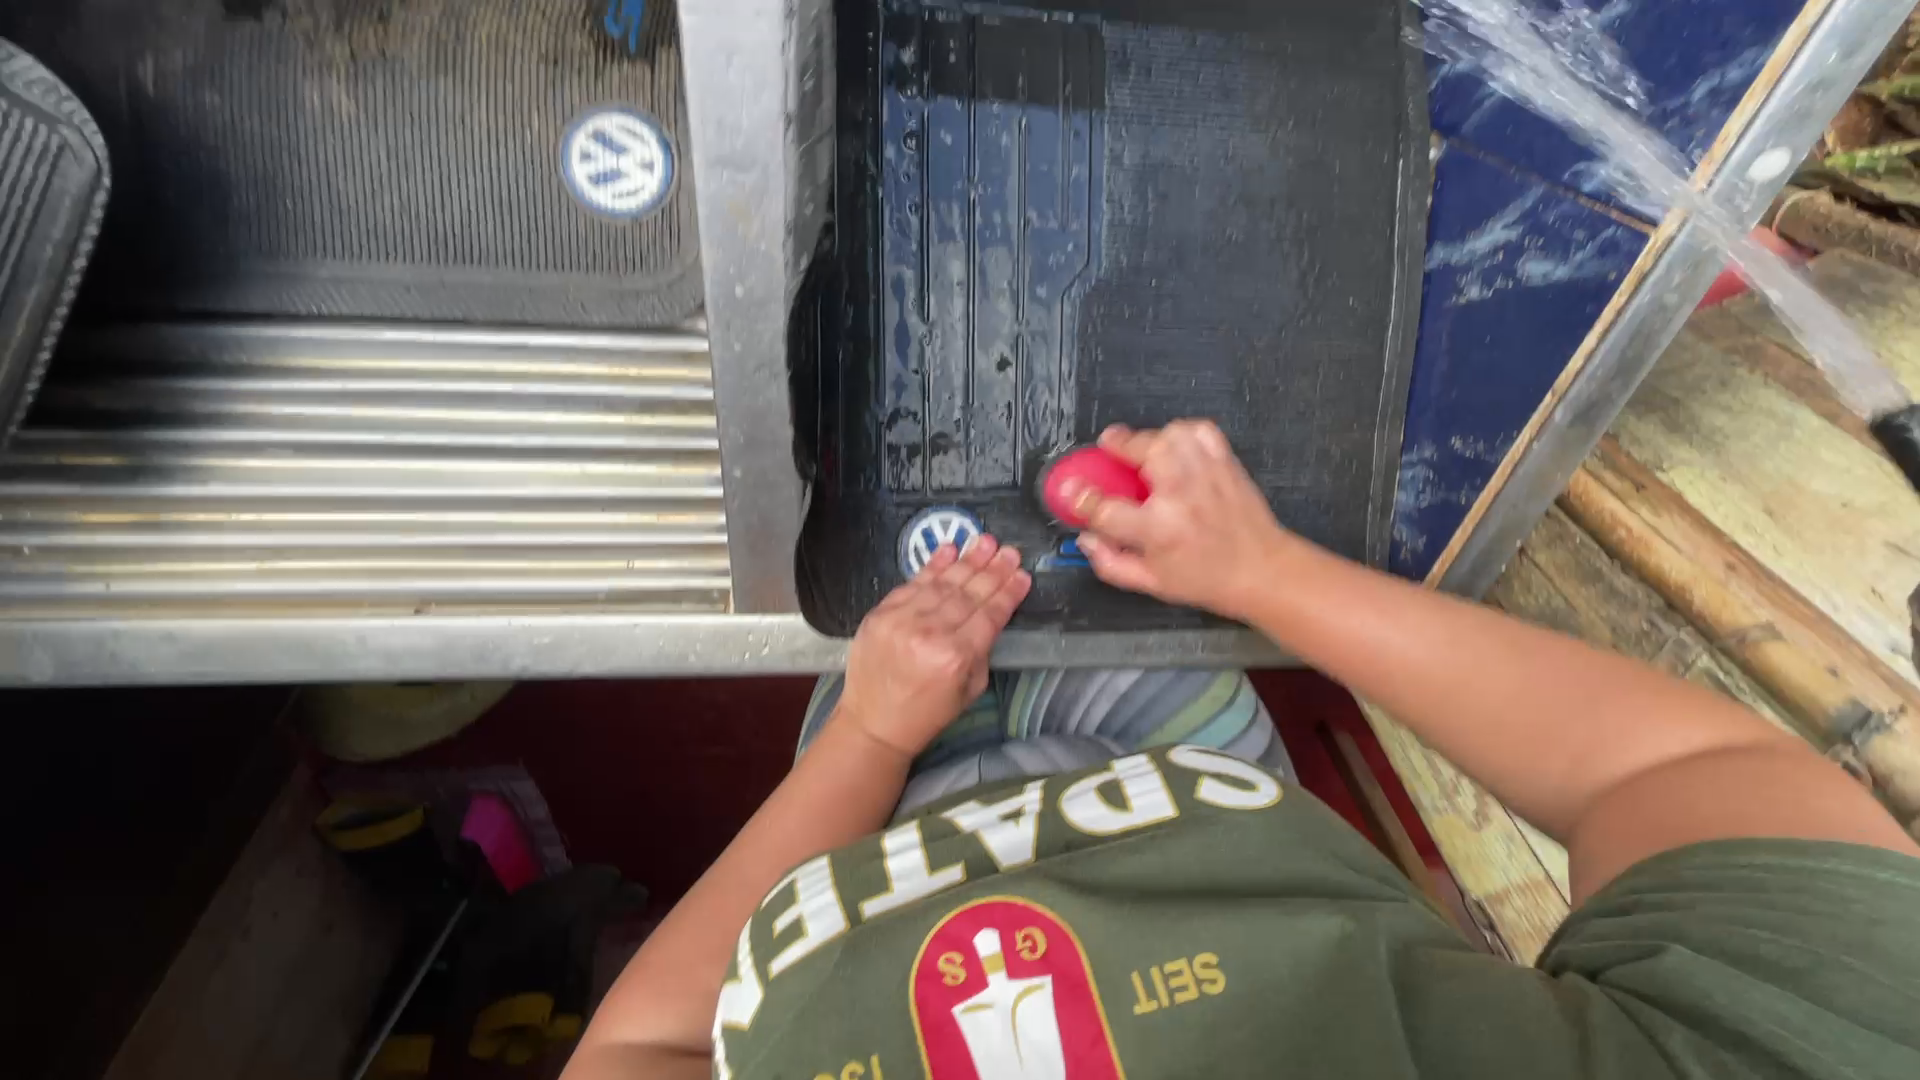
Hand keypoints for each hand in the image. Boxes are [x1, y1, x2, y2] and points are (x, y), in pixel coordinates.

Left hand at [833, 534, 1031, 758]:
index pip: (989, 616)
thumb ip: (982, 650)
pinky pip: (912, 583)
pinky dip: (932, 565)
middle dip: (993, 571)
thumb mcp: (970, 690)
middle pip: (968, 594)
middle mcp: (929, 633)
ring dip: (967, 560)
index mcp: (955, 657)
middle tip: (1010, 551)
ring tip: (985, 542)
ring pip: (942, 583)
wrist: (873, 723)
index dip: (1008, 593)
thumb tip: (990, 613)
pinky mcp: (880, 613)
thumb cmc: (928, 713)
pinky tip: (950, 550)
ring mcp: (901, 620)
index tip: (1023, 575)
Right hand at [1065, 420, 1298, 619]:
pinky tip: (1175, 445)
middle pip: (1145, 451)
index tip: (1070, 488)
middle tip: (1109, 446)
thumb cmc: (1207, 579)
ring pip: (1173, 434)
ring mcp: (1207, 477)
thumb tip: (1086, 538)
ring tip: (1142, 448)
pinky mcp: (1225, 465)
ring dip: (1151, 436)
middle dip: (1120, 443)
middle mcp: (1183, 497)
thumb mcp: (1151, 583)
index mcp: (1159, 531)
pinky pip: (1201, 431)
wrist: (1262, 571)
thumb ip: (1111, 562)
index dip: (1081, 497)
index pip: (1108, 509)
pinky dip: (1183, 431)